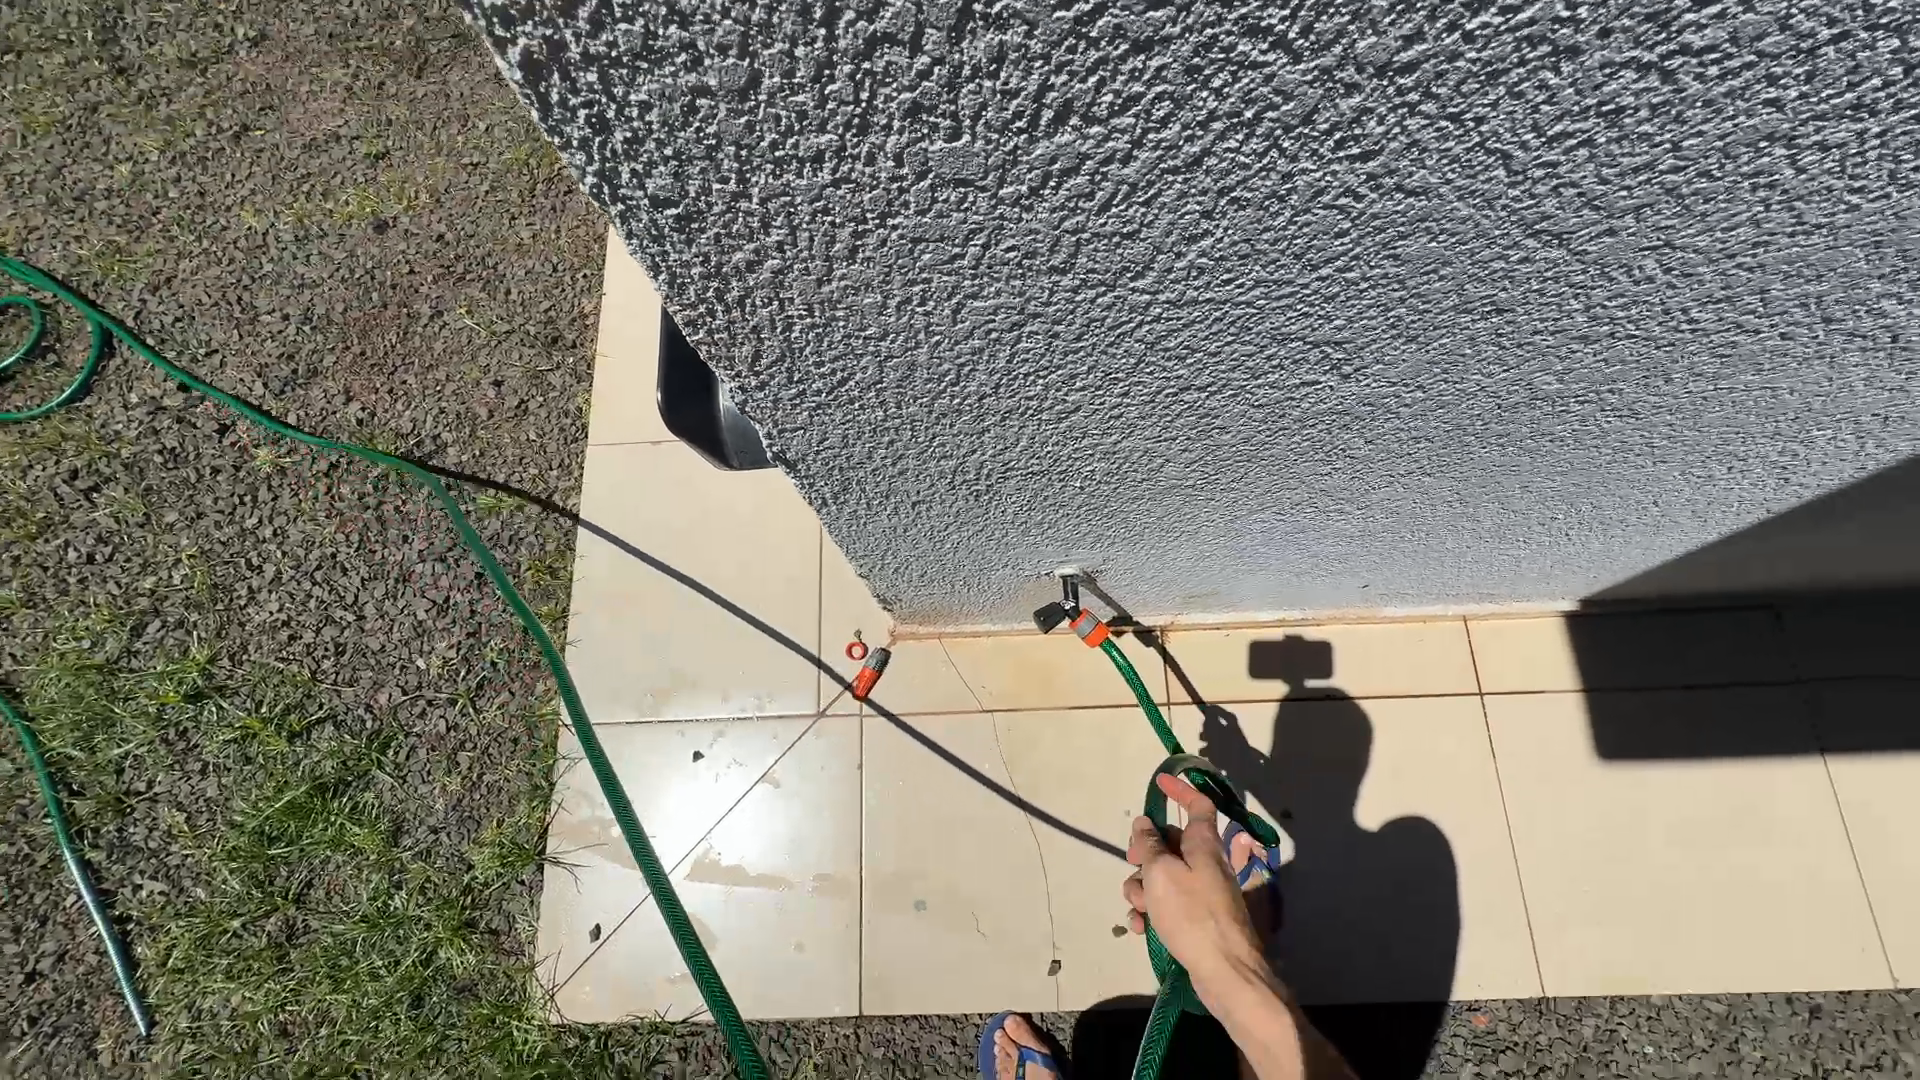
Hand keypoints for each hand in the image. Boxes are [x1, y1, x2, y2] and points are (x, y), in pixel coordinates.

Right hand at [1122, 772, 1270, 1005]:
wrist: (1226, 973)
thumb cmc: (1193, 914)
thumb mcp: (1161, 872)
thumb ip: (1149, 844)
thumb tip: (1144, 823)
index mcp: (1203, 844)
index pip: (1197, 805)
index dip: (1180, 791)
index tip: (1159, 784)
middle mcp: (1206, 863)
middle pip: (1171, 844)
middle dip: (1145, 853)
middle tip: (1132, 863)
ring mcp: (1204, 893)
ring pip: (1164, 876)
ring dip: (1143, 887)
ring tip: (1139, 907)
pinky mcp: (1199, 919)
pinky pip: (1169, 905)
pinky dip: (1152, 911)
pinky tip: (1141, 928)